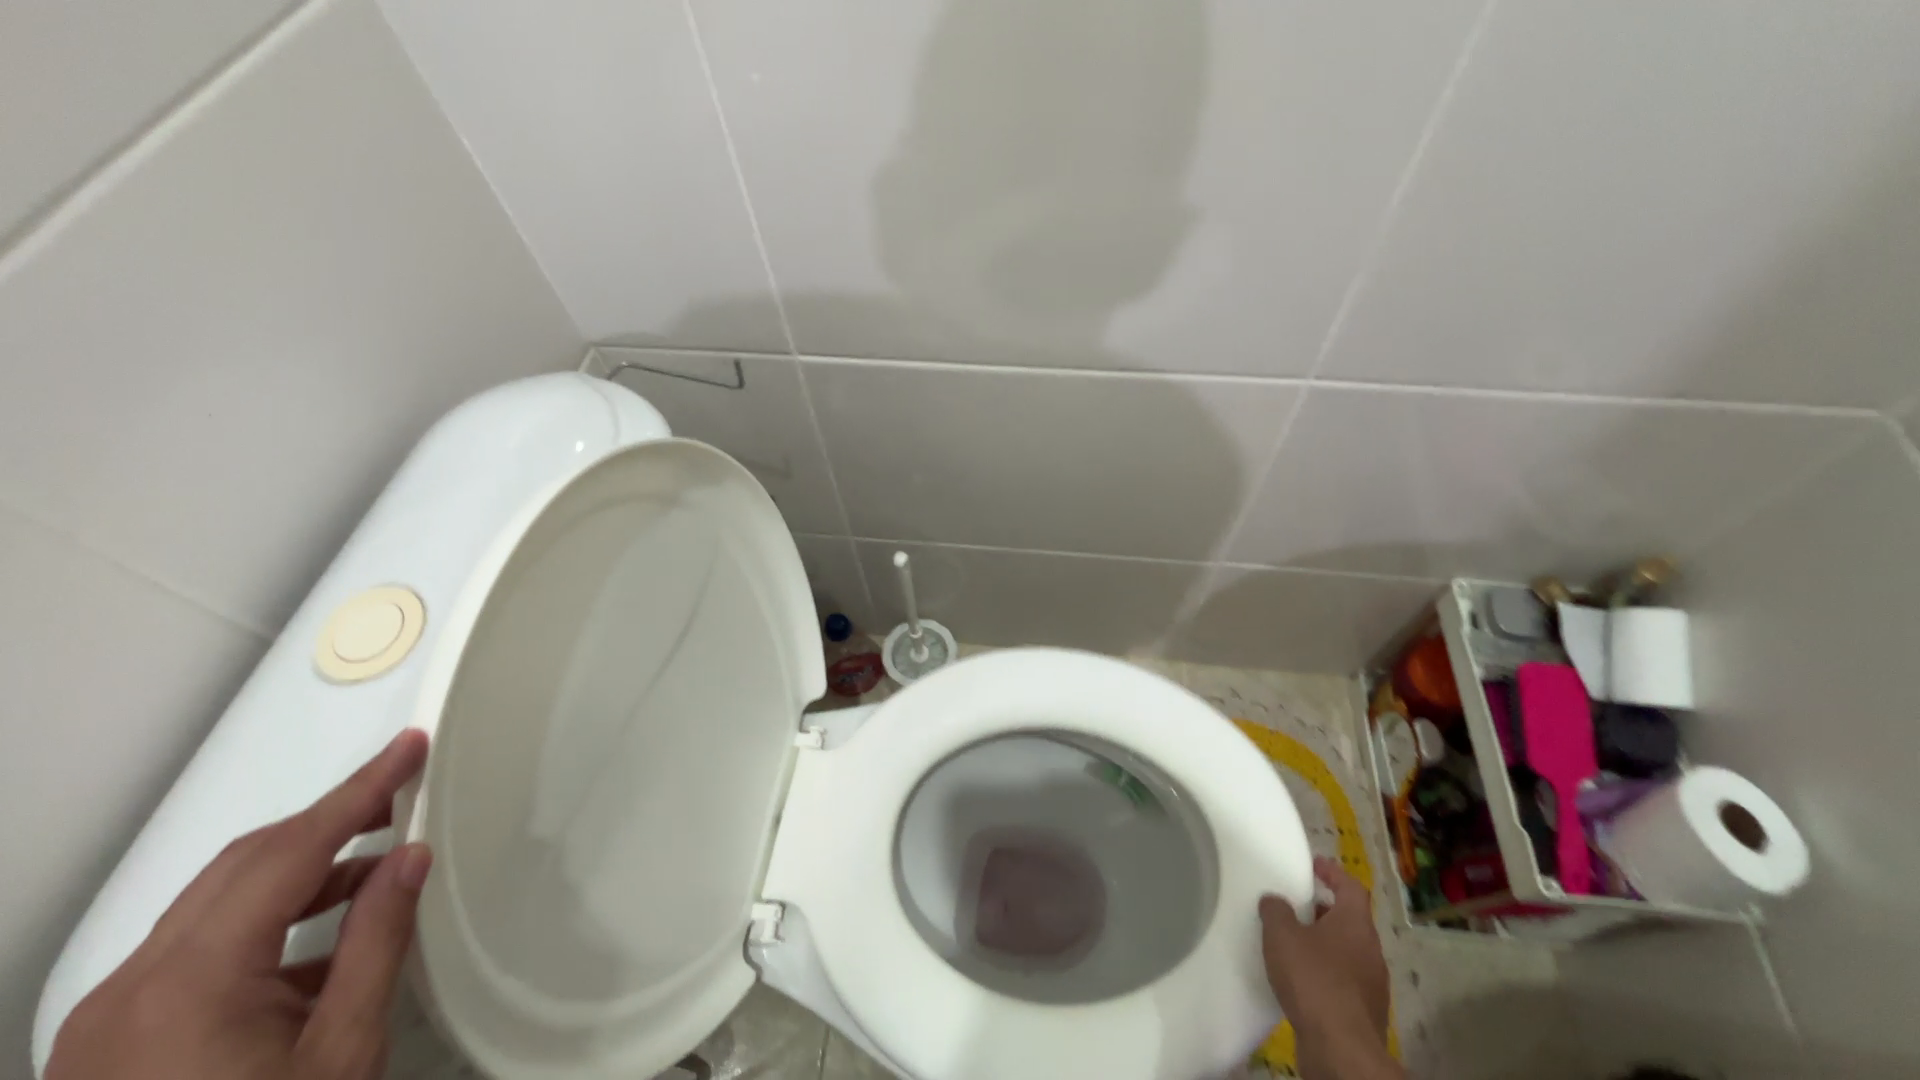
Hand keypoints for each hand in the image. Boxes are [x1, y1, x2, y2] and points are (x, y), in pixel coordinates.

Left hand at [47, 730, 432, 1079]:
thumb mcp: (341, 1051)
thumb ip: (375, 943)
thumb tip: (407, 859)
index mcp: (192, 979)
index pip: (290, 850)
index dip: (358, 790)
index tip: (409, 746)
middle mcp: (134, 981)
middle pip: (243, 865)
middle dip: (328, 822)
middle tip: (401, 792)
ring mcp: (112, 1010)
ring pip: (217, 903)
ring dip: (300, 873)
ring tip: (378, 860)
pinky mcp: (112, 1037)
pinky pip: (198, 949)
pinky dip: (267, 924)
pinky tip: (324, 935)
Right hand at [1259, 857, 1399, 1079]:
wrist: (1341, 1048)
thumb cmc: (1314, 980)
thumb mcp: (1282, 936)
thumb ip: (1276, 912)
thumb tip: (1275, 900)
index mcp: (1355, 924)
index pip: (1351, 887)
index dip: (1333, 873)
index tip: (1314, 866)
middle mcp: (1371, 950)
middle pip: (1350, 920)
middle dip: (1325, 911)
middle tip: (1298, 907)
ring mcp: (1372, 984)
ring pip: (1348, 952)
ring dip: (1325, 944)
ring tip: (1294, 945)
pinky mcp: (1364, 1012)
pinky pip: (1345, 981)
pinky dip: (1326, 974)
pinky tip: (1302, 982)